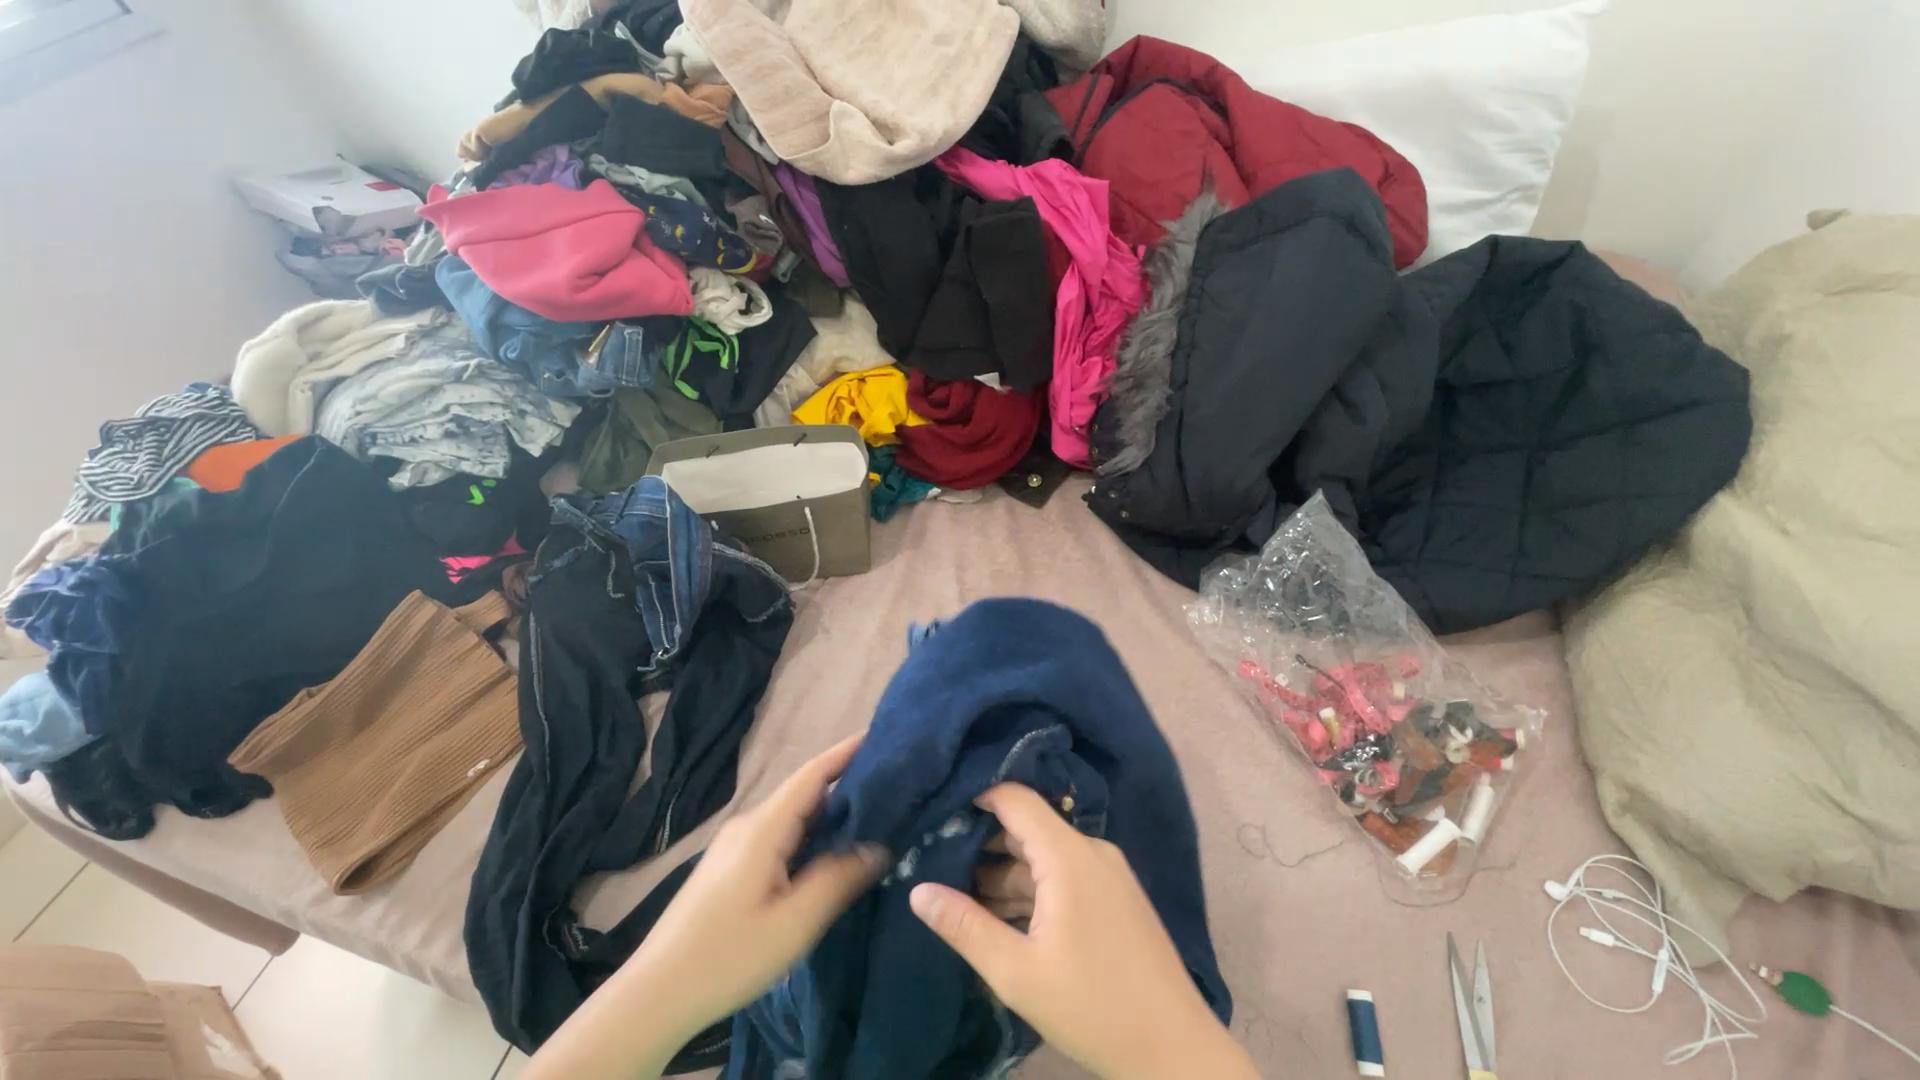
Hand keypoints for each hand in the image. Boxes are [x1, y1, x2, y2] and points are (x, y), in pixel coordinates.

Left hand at [523, 735, 884, 1079]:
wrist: (657, 994)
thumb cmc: (728, 956)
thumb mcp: (795, 922)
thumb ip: (840, 878)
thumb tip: (881, 844)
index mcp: (764, 828)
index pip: (814, 774)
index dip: (849, 752)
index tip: (886, 738)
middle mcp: (749, 825)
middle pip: (806, 792)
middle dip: (850, 784)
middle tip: (898, 787)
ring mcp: (737, 845)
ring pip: (795, 816)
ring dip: (833, 814)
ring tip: (878, 817)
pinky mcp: (732, 866)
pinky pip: (782, 836)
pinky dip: (814, 835)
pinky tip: (834, 853)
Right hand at [911, 784, 1258, 1079]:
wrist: (1175, 1051)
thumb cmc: (1091, 1006)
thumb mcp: (1016, 972)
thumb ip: (964, 926)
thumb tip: (917, 892)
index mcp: (1068, 856)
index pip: (1015, 799)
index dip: (975, 799)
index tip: (934, 814)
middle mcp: (1091, 852)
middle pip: (1027, 829)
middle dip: (982, 846)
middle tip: (935, 865)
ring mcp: (1109, 875)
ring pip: (1045, 858)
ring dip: (1005, 876)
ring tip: (961, 902)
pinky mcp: (1117, 898)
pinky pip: (1065, 877)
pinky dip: (1033, 891)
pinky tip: (1004, 921)